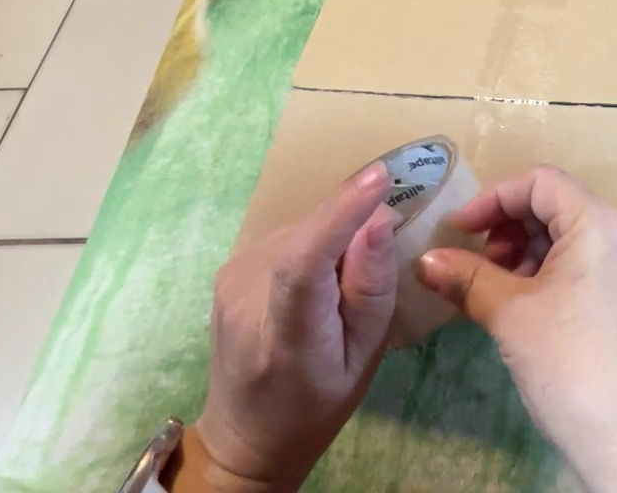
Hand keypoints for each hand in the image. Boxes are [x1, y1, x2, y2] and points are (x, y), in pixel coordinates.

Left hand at [193, 163, 397, 491]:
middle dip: (354, 219)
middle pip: (309, 233)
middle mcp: (246, 296)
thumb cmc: (317, 405)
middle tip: (385, 243)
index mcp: (284, 333)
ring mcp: (232, 277)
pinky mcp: (231, 266)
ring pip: (303, 226)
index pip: (306, 260)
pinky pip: (291, 233)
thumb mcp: (363, 357)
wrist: (245, 438)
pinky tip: (321, 275)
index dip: (342, 213)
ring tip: (345, 277)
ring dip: (336, 233)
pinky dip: (318, 240)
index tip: (381, 177)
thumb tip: (380, 220)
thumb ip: (371, 289)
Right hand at [415, 166, 616, 492]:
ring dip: (521, 251)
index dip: (493, 197)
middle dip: (506, 226)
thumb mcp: (511, 315)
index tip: (457, 229)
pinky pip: (578, 262)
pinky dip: (543, 272)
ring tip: (491, 288)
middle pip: (554, 204)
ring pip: (564, 235)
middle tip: (475, 263)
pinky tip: (517, 304)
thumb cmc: (570, 363)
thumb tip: (425, 260)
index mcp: (598, 222)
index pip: (541, 182)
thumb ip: (466, 277)